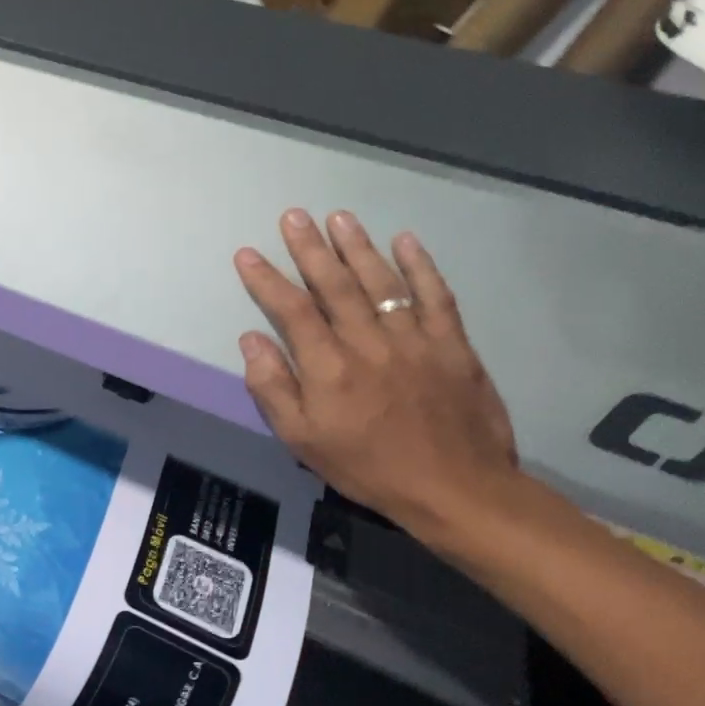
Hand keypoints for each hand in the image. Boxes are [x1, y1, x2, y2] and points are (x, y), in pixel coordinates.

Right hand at [233, 209, 518, 533]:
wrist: (456, 489)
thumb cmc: (366, 466)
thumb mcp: (301, 438)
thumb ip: (273, 387)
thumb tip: (252, 340)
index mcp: (328, 367)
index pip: (291, 310)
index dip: (267, 279)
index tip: (248, 254)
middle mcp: (369, 343)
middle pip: (334, 285)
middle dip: (310, 249)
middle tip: (294, 216)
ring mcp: (415, 341)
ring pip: (381, 282)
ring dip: (357, 247)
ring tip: (338, 218)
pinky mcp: (452, 346)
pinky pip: (435, 297)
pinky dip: (421, 267)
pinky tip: (405, 242)